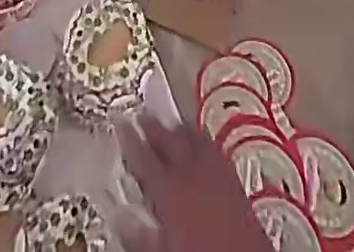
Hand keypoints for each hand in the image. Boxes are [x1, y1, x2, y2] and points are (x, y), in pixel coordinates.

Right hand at [116, 114, 272, 251]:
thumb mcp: (162, 248)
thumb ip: (139, 234)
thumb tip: (123, 221)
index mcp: (169, 188)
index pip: (142, 155)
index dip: (128, 137)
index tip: (121, 122)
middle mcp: (192, 171)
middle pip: (167, 138)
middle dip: (152, 126)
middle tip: (141, 116)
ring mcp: (215, 169)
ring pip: (192, 135)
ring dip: (177, 128)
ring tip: (169, 124)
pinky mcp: (233, 174)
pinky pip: (212, 145)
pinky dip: (201, 138)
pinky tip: (200, 141)